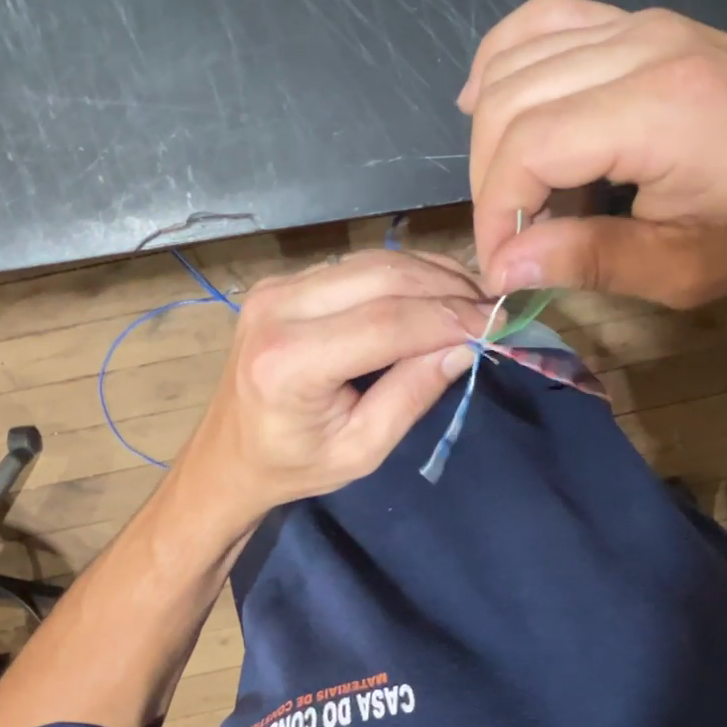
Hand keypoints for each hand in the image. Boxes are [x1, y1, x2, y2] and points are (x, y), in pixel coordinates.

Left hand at [174, 251, 490, 524]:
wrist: (229, 455)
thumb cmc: (294, 465)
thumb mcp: (361, 449)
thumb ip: (411, 395)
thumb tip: (464, 345)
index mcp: (289, 363)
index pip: (386, 322)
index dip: (448, 318)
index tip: (497, 324)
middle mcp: (276, 310)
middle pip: (381, 275)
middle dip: (446, 287)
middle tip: (491, 308)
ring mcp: (275, 288)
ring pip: (371, 261)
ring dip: (428, 275)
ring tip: (470, 301)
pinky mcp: (281, 282)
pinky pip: (354, 266)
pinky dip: (401, 276)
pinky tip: (432, 295)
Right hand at [458, 0, 726, 304]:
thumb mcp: (682, 269)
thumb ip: (589, 261)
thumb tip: (503, 267)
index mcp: (660, 110)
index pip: (529, 147)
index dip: (496, 213)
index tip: (501, 269)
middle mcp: (643, 47)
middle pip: (510, 101)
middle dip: (489, 181)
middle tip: (510, 240)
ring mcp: (641, 25)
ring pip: (515, 60)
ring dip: (491, 134)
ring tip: (511, 192)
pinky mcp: (640, 23)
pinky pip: (545, 22)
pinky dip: (503, 62)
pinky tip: (484, 102)